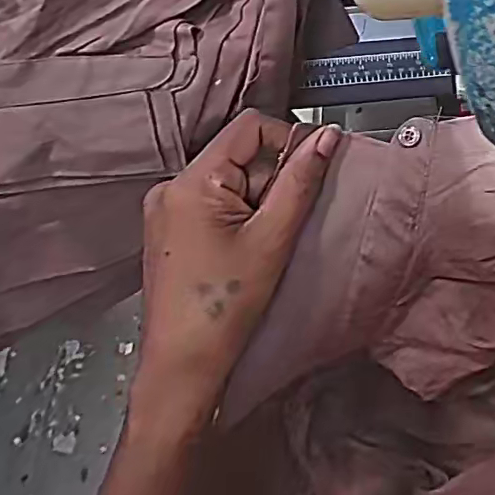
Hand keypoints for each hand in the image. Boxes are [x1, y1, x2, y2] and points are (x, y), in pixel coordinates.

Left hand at [136, 110, 341, 406]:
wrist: (183, 367)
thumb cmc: (224, 307)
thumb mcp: (274, 236)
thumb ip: (302, 179)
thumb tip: (326, 135)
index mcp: (192, 182)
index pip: (251, 127)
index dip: (288, 141)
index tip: (307, 175)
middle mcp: (172, 187)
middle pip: (243, 153)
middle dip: (274, 178)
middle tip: (282, 222)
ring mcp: (168, 209)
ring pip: (234, 177)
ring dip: (260, 198)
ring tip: (264, 241)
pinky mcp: (173, 229)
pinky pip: (218, 200)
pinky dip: (243, 214)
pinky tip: (248, 248)